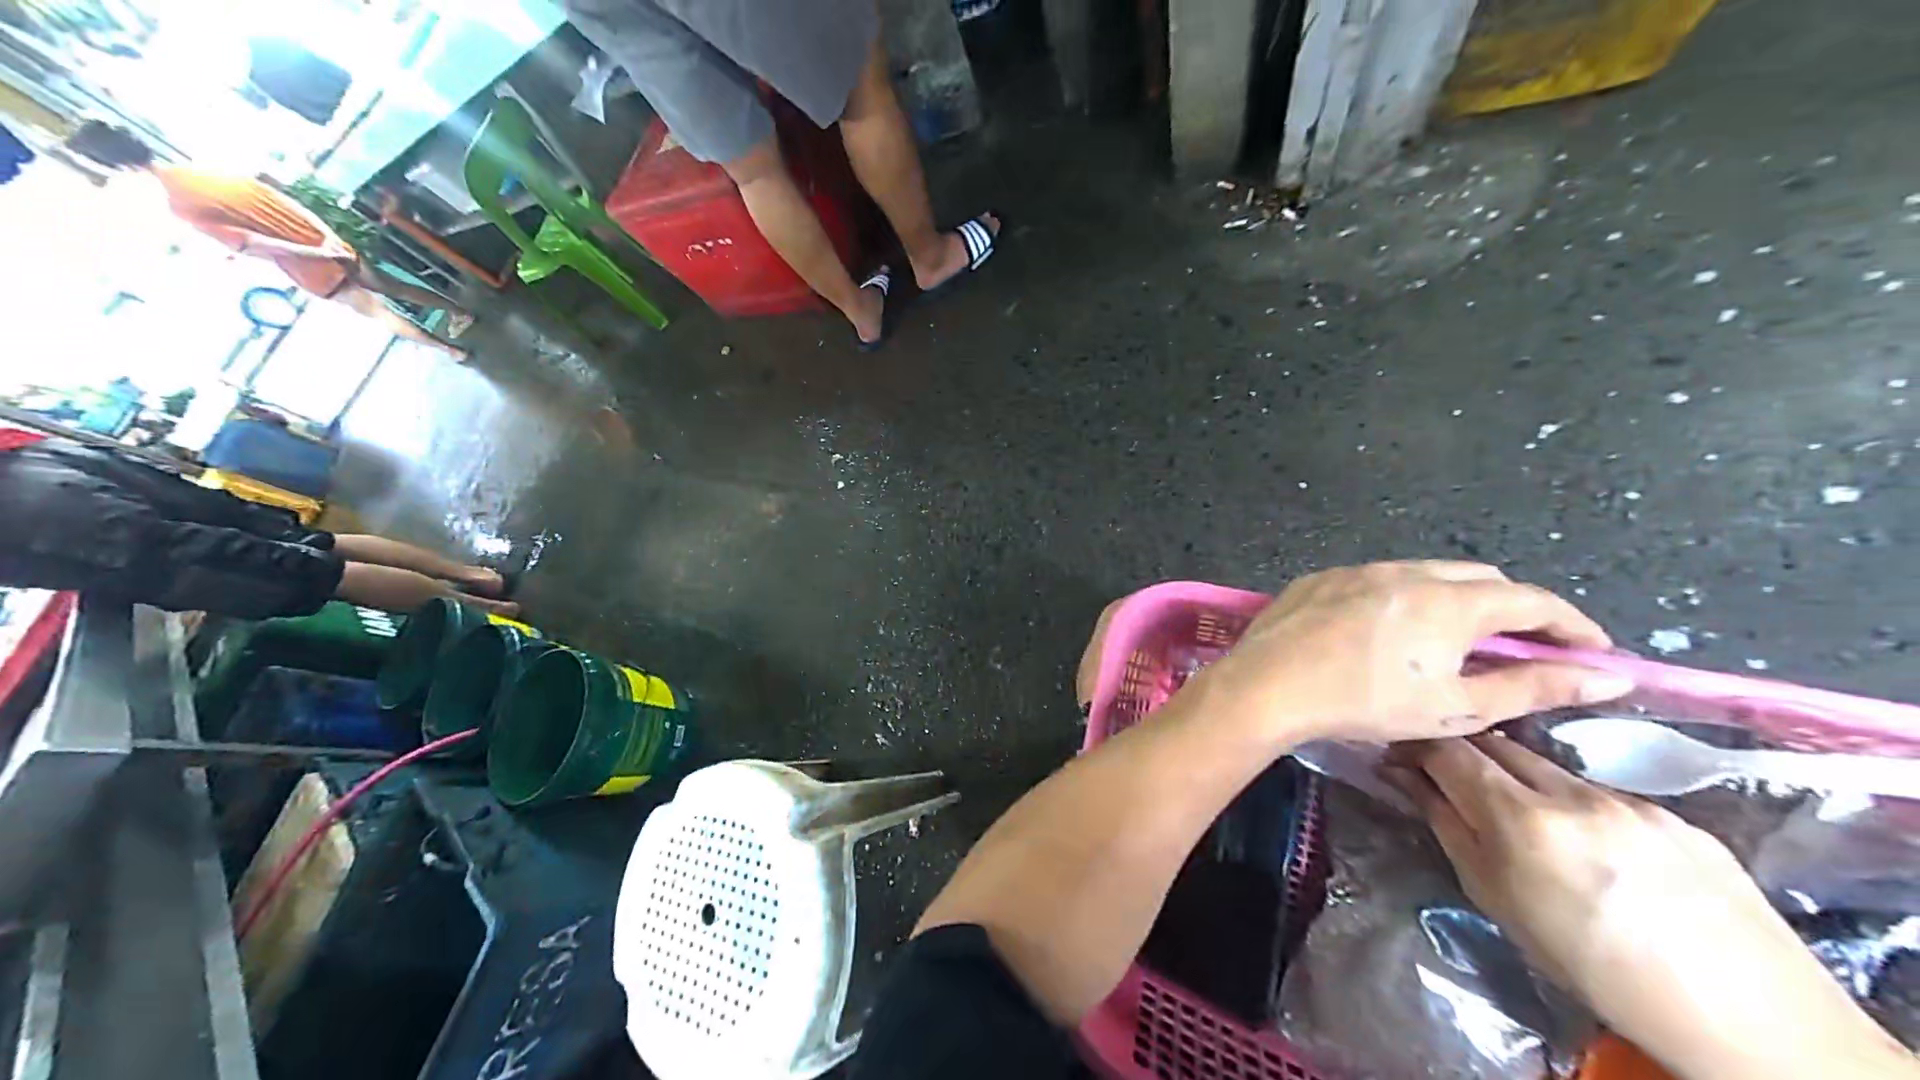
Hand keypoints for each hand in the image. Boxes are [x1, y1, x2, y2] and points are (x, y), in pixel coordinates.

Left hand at [1198, 560, 1629, 743]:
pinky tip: (1389, 630)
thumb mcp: (1455, 706)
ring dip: (1454, 599)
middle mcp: (1405, 572)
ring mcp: (1356, 570)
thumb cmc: (1364, 702)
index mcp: (1448, 601)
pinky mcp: (1319, 578)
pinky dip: (1402, 598)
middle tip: (1523, 647)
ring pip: (1424, 574)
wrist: (1266, 685)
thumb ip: (1533, 688)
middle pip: (1479, 579)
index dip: (1571, 624)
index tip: (1592, 650)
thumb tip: (1605, 677)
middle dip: (1514, 608)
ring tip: (1456, 639)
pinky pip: (1377, 580)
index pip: (1532, 600)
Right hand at [1386, 735, 1917, 1079]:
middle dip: (1462, 750)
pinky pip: (1601, 793)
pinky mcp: (1676, 814)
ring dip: (1516, 777)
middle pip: (1497, 743)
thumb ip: (1447, 826)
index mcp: (1523, 819)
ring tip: (1516, 814)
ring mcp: (1631, 800)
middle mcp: (1575, 793)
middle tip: (1441, 771)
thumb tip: (1406, 776)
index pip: (1449, 749)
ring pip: (1549, 766)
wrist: (1752, 1023)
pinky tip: (1587, 844)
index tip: (1398, 752)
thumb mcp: (1496, 899)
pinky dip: (1572, 803)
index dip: (1417, 743)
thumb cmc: (1593, 967)